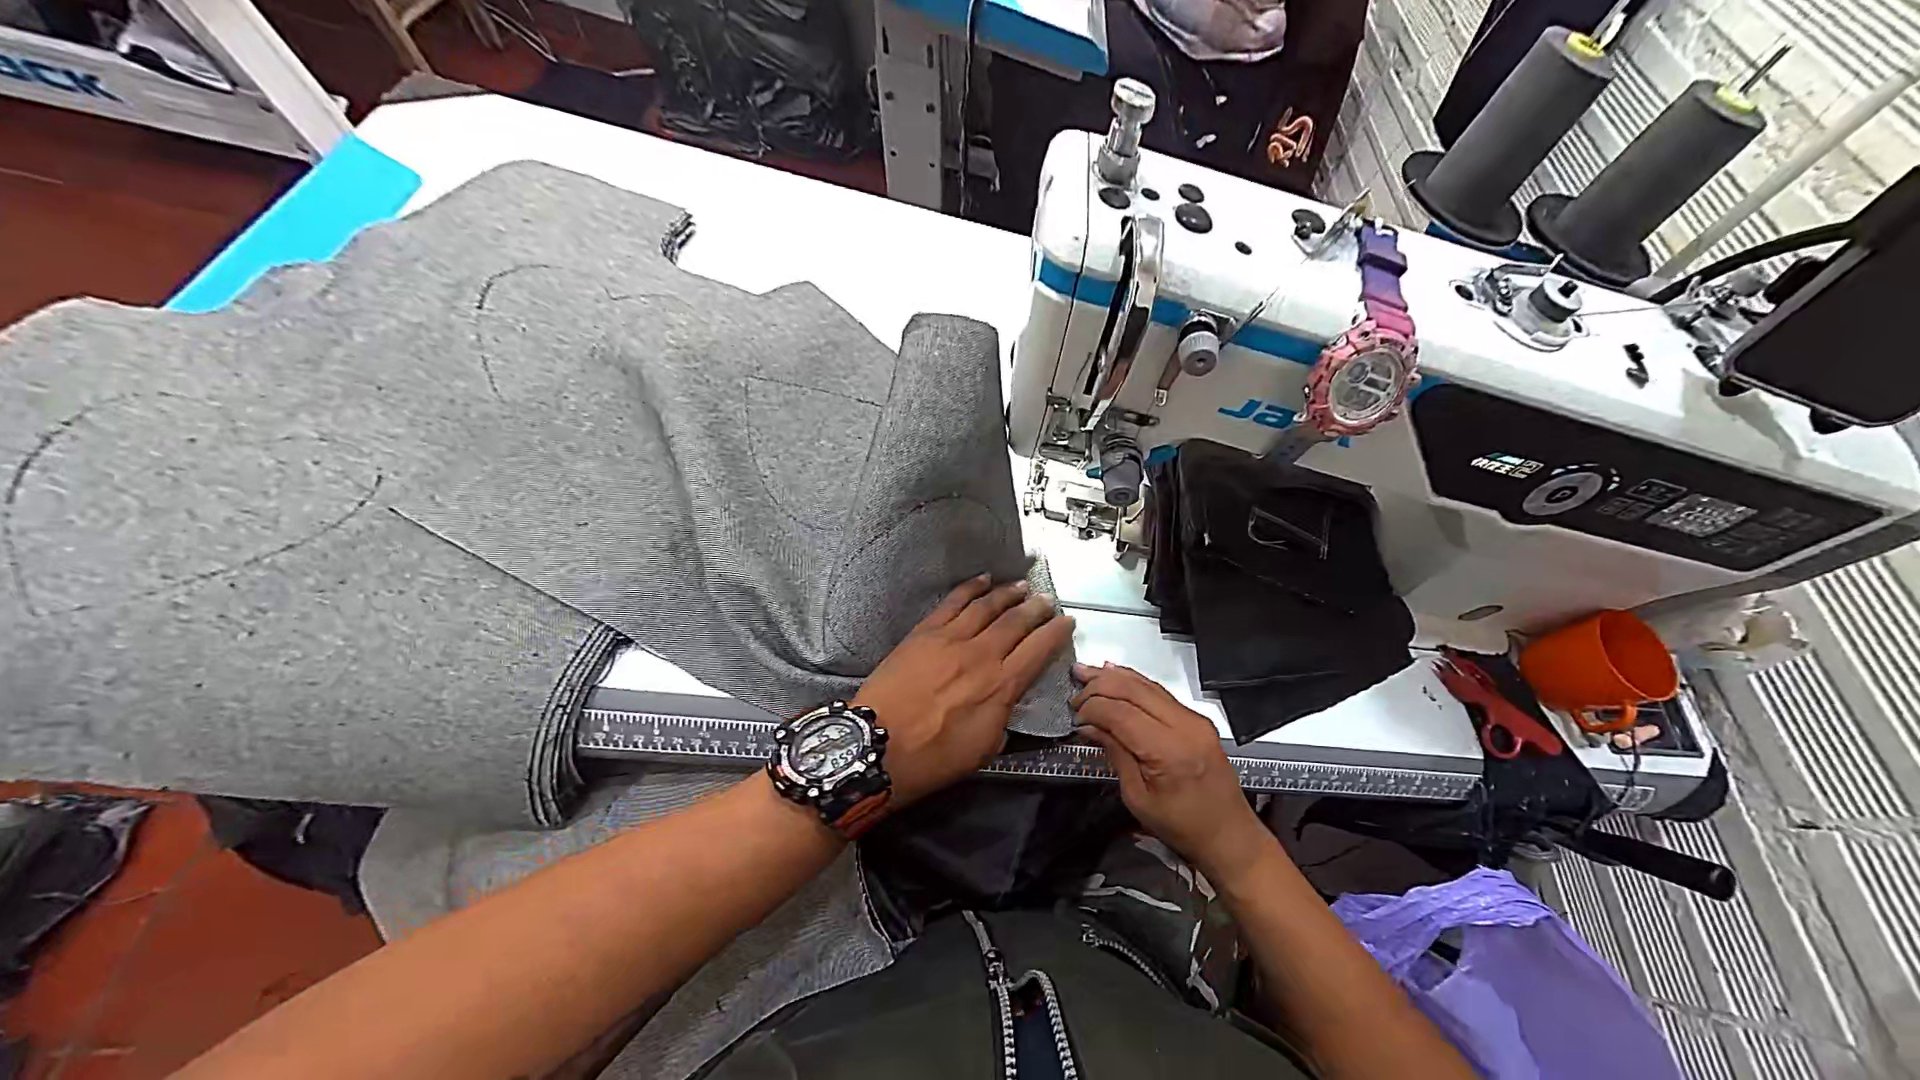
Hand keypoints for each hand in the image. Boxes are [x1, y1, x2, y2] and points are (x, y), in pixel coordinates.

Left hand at [856, 575, 1073, 805]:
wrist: (877, 746)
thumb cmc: (932, 758)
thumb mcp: (984, 748)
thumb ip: (1003, 716)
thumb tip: (1009, 698)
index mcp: (1001, 685)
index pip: (1039, 649)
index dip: (1057, 633)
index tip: (1067, 623)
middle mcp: (981, 655)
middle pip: (1016, 621)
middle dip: (1037, 609)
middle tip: (1047, 601)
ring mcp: (951, 639)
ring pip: (987, 606)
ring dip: (1008, 594)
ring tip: (1022, 586)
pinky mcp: (924, 633)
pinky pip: (952, 602)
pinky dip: (970, 588)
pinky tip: (982, 580)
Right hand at [1071, 662, 1277, 882]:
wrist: (1229, 835)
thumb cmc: (1182, 826)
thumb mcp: (1137, 797)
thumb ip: (1115, 754)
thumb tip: (1089, 726)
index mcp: (1169, 751)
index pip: (1121, 713)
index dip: (1093, 708)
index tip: (1074, 716)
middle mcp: (1185, 726)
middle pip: (1133, 690)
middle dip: (1099, 686)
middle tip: (1075, 693)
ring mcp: (1194, 718)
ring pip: (1146, 684)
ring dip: (1114, 677)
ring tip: (1086, 673)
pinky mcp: (1196, 718)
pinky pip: (1159, 692)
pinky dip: (1133, 682)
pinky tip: (1114, 676)